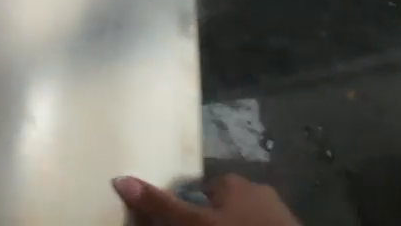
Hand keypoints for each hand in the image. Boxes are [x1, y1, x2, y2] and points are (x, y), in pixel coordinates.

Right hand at [112, 175, 302, 225]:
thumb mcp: (197, 225)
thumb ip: (161, 206)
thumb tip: (119, 180)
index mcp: (232, 182)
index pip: (199, 191)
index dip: (189, 212)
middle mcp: (258, 191)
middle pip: (223, 207)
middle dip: (213, 222)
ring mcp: (281, 216)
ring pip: (246, 221)